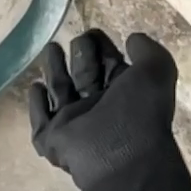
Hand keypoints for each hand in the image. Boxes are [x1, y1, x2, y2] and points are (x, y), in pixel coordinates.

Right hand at [29, 29, 190, 190]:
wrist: (117, 157)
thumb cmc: (138, 112)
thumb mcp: (156, 72)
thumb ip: (148, 51)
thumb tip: (133, 38)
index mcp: (124, 94)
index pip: (110, 64)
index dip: (103, 48)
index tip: (94, 33)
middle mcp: (99, 107)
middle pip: (85, 75)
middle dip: (80, 55)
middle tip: (74, 38)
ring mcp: (74, 123)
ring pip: (61, 90)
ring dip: (55, 69)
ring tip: (50, 48)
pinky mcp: (52, 138)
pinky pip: (40, 117)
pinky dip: (35, 103)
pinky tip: (35, 86)